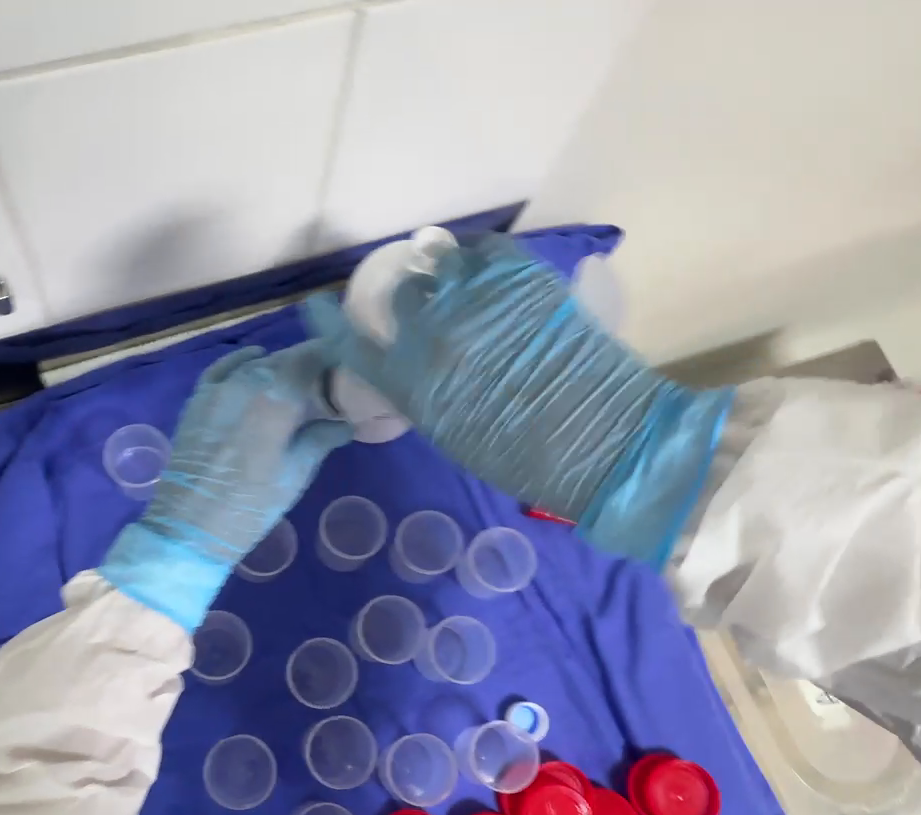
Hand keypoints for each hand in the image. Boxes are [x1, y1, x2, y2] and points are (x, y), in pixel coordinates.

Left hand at [101, 344, 351, 629]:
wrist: (191, 525)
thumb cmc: (252, 504)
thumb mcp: (296, 474)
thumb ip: (321, 439)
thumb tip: (343, 423)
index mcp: (277, 397)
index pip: (310, 359)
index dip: (330, 356)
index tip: (346, 363)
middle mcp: (247, 381)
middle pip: (283, 359)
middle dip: (306, 365)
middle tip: (326, 379)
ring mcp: (218, 388)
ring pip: (255, 363)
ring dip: (277, 366)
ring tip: (295, 381)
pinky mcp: (198, 399)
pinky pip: (223, 367)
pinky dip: (242, 361)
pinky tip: (255, 361)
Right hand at [303, 235, 731, 564]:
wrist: (601, 444)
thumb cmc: (524, 459)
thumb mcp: (451, 433)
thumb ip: (422, 393)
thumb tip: (417, 365)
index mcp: (412, 385)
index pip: (352, 344)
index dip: (330, 322)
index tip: (319, 306)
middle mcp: (433, 337)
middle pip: (401, 296)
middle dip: (405, 300)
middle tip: (419, 305)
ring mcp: (476, 301)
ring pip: (437, 264)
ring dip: (438, 271)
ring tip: (450, 277)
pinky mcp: (520, 280)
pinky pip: (483, 248)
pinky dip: (473, 253)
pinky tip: (474, 260)